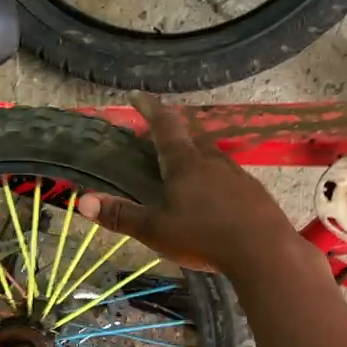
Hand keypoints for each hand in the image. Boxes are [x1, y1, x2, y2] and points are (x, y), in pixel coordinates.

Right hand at [77, 94, 293, 272]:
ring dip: (194, 155)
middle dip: (172, 132)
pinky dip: (213, 178)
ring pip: (210, 156)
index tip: (137, 95)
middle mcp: (211, 160)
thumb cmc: (204, 236)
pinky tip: (212, 197)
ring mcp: (236, 175)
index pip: (164, 125)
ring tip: (183, 167)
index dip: (149, 108)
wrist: (264, 251)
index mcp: (184, 163)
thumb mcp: (155, 229)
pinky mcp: (253, 192)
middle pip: (190, 137)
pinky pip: (227, 176)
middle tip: (157, 136)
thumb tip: (82, 202)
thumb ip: (120, 215)